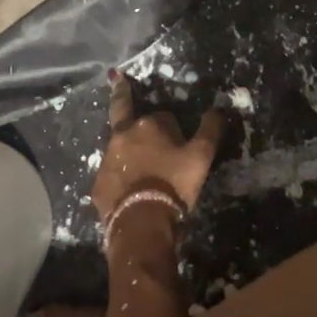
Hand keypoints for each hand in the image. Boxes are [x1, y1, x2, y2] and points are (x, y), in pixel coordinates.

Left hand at [91, 71, 225, 219]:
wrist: (141, 224)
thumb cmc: (173, 183)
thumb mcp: (202, 155)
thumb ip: (210, 128)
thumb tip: (218, 108)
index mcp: (148, 124)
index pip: (162, 116)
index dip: (173, 127)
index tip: (180, 141)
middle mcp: (122, 136)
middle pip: (128, 118)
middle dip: (131, 110)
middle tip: (124, 93)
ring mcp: (106, 161)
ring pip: (119, 148)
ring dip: (128, 150)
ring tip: (140, 167)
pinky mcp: (98, 186)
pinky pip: (111, 175)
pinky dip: (119, 178)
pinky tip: (128, 191)